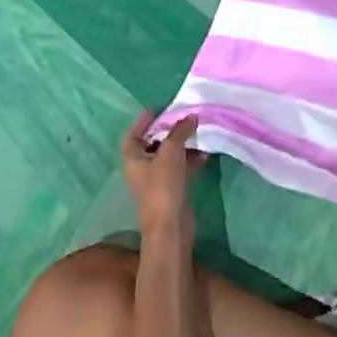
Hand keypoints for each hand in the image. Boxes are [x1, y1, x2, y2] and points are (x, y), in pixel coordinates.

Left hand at [122, 111, 205, 236]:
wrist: (171, 229)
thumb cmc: (163, 186)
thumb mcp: (171, 152)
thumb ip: (180, 131)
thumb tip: (191, 116)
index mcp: (132, 156)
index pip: (134, 131)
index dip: (145, 119)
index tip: (160, 108)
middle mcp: (140, 167)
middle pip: (152, 142)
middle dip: (167, 130)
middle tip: (182, 117)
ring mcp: (156, 180)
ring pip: (168, 156)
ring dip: (181, 145)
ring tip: (197, 133)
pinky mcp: (170, 191)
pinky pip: (179, 169)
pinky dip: (189, 160)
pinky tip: (205, 155)